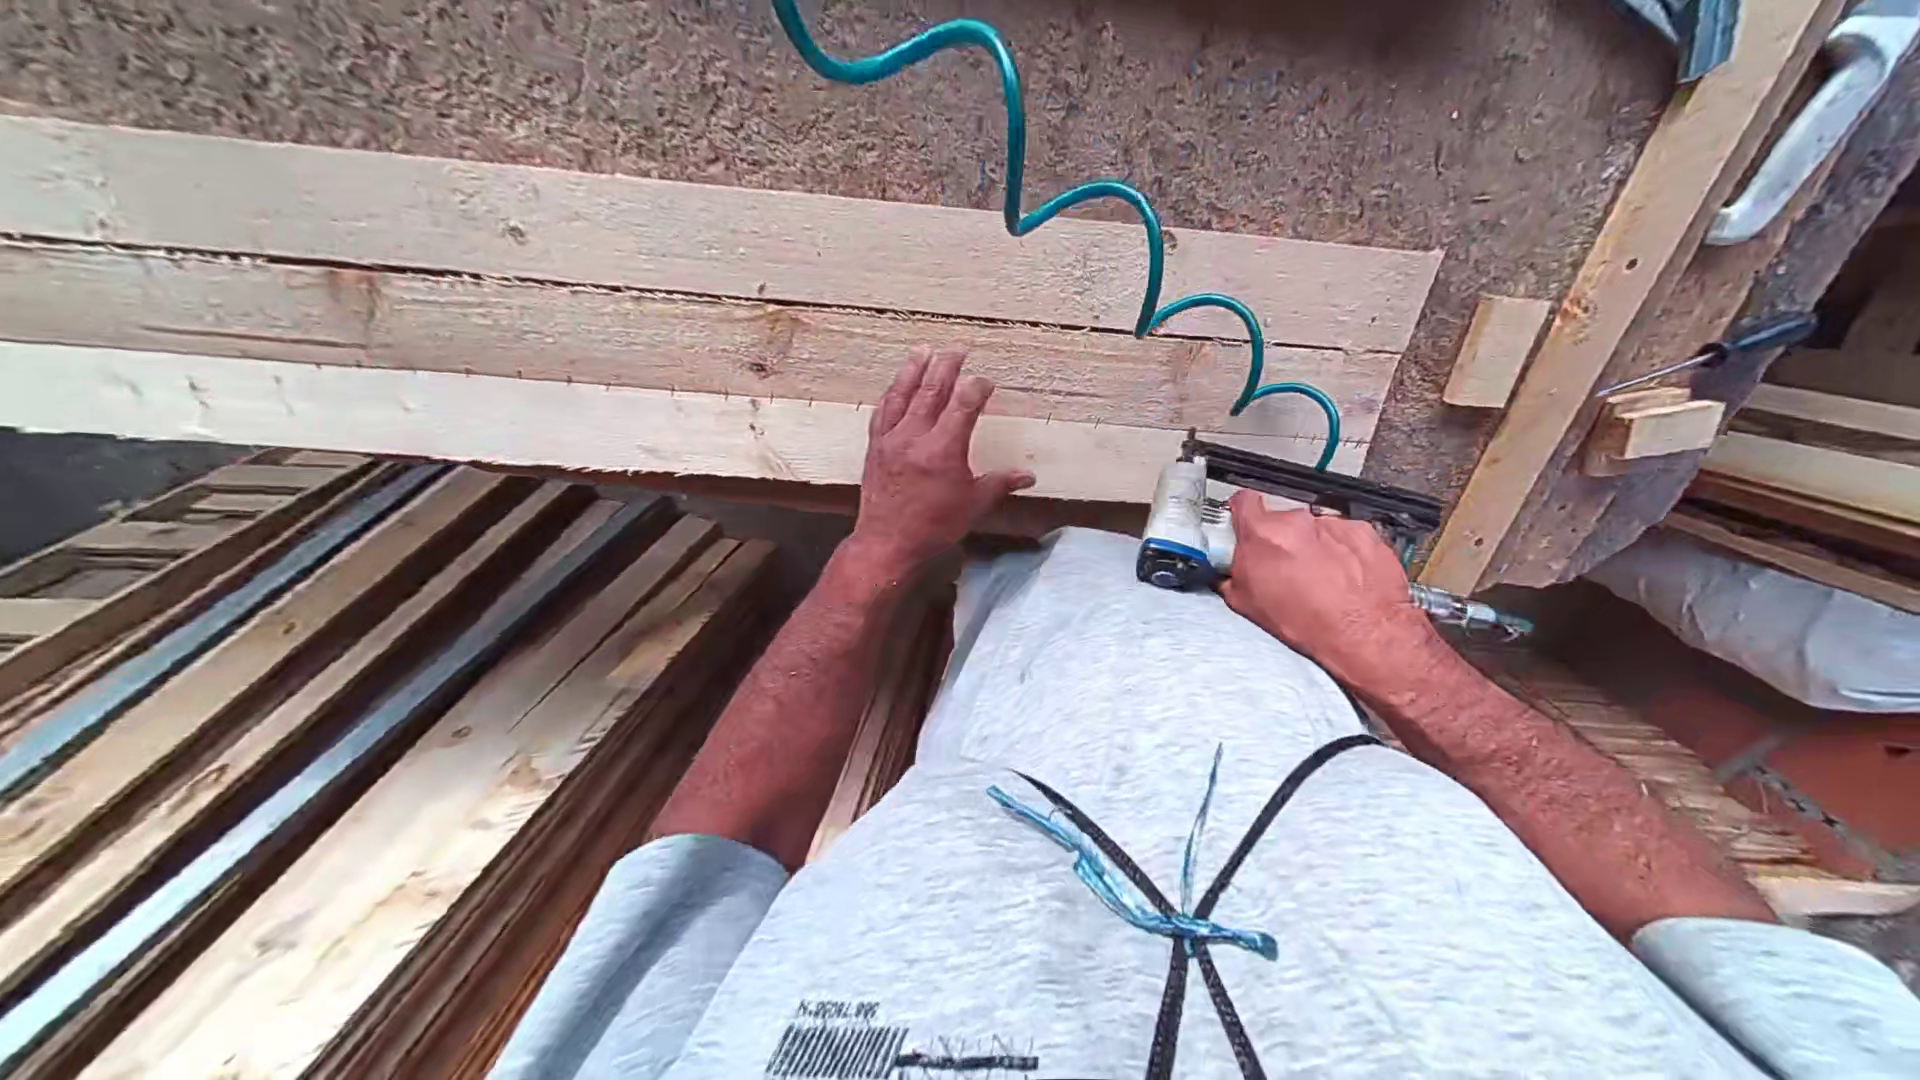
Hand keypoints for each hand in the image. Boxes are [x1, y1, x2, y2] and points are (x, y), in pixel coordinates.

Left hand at [846, 347, 1035, 578]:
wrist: (888, 542)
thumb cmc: (932, 527)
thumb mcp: (972, 505)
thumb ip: (999, 484)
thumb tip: (1028, 477)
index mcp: (943, 449)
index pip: (963, 404)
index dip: (977, 388)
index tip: (986, 384)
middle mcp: (915, 437)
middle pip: (932, 390)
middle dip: (947, 366)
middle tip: (957, 351)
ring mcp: (891, 440)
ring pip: (903, 394)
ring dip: (914, 370)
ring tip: (924, 351)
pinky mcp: (876, 447)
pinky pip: (882, 412)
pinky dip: (891, 394)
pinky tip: (896, 386)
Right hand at [1220, 491, 1450, 698]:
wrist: (1363, 633)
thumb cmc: (1309, 621)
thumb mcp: (1245, 603)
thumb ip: (1232, 575)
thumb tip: (1229, 572)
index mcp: (1261, 534)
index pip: (1243, 500)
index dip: (1242, 511)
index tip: (1244, 522)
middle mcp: (1296, 523)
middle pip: (1279, 518)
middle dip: (1278, 539)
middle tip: (1283, 565)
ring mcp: (1330, 525)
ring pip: (1311, 528)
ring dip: (1310, 545)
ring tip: (1317, 576)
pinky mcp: (1361, 532)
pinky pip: (1342, 535)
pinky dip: (1339, 549)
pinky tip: (1341, 574)